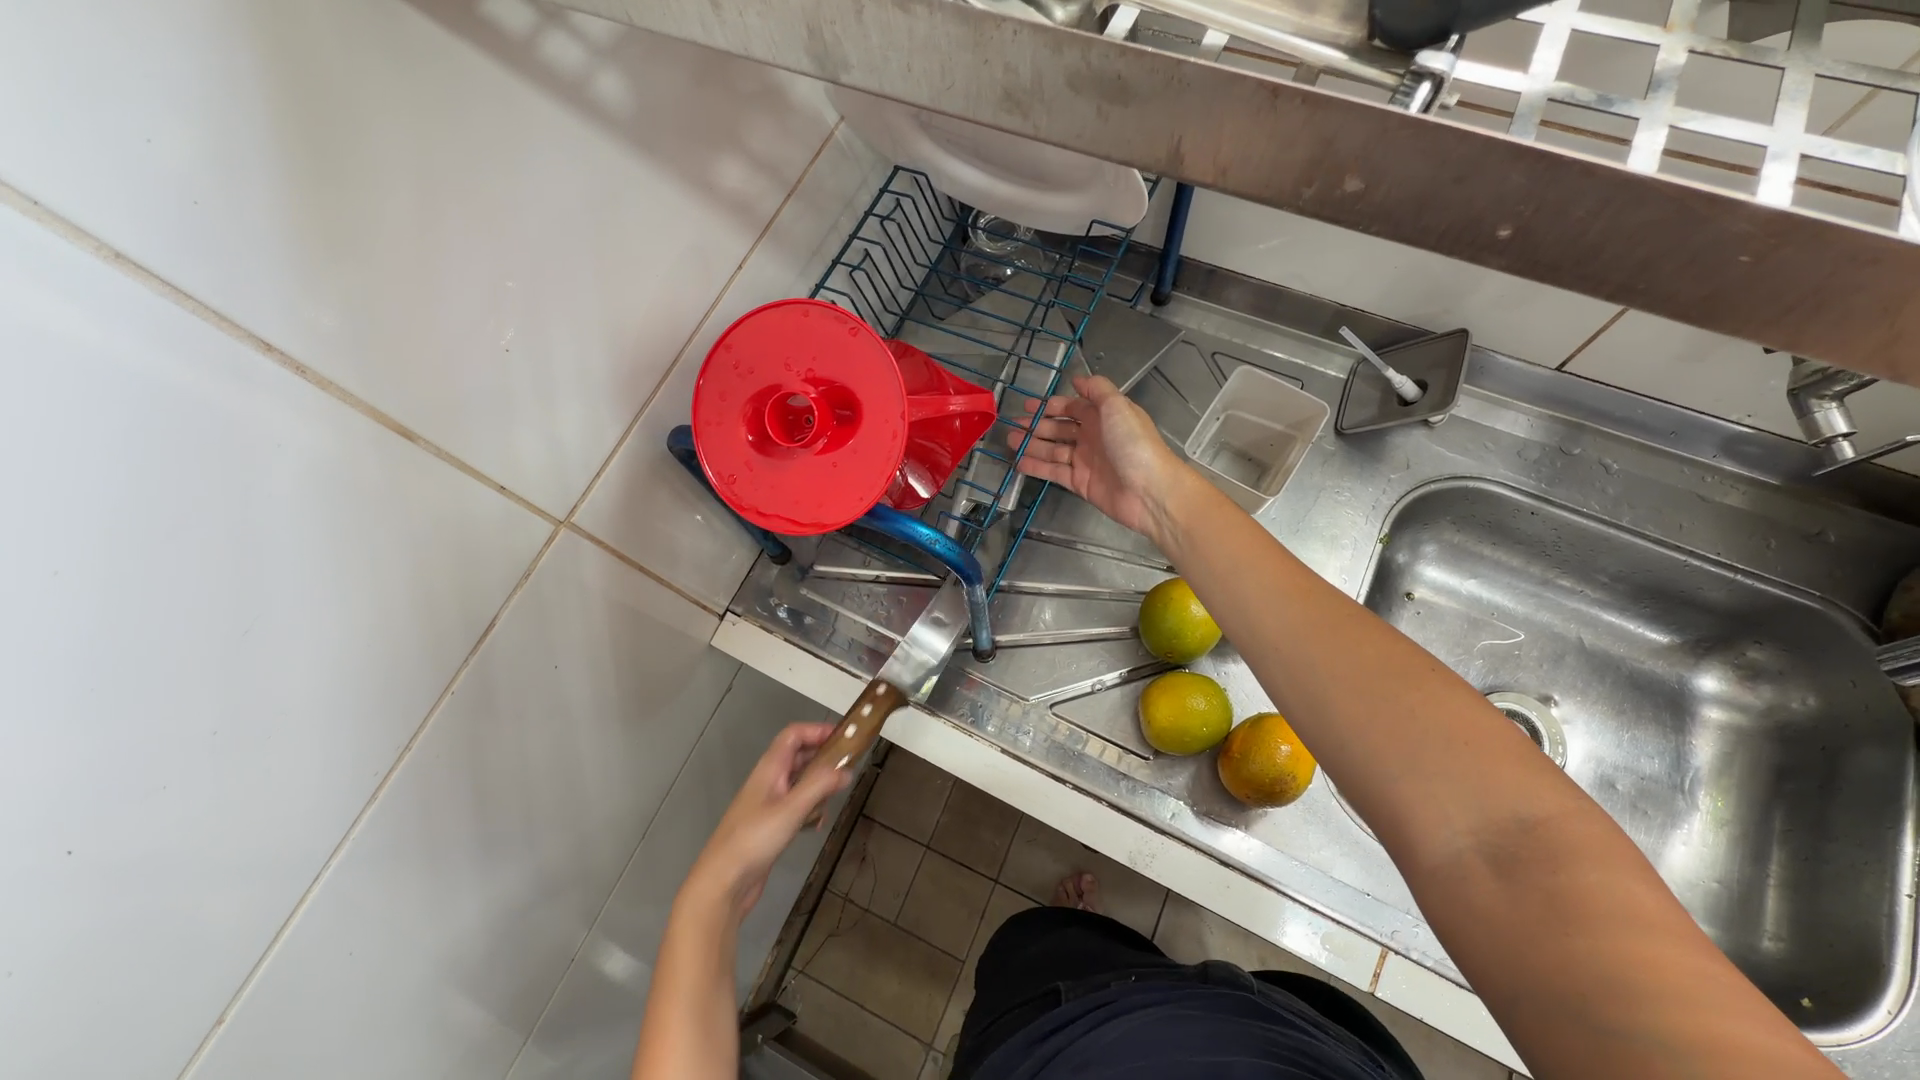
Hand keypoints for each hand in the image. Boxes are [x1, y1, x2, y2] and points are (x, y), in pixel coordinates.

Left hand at [683, 723, 850, 920]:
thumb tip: (847, 769)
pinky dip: (810, 810)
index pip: (793, 735)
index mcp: (770, 769)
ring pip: (799, 782)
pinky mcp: (771, 825)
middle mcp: (768, 781)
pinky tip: (817, 825)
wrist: (724, 882)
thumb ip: (820, 785)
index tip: (845, 738)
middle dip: (823, 758)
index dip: (817, 730)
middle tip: (849, 766)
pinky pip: (797, 806)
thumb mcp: (791, 809)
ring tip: (834, 798)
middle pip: (798, 756)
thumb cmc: (755, 839)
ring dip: (818, 786)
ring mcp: (768, 803)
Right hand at [1008, 374, 1189, 545]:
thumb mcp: (1118, 406)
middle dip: (1038, 425)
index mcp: (1104, 416)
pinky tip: (1020, 462)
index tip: (1030, 405)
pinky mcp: (1081, 483)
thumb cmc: (1134, 444)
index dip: (1053, 405)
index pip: (1074, 407)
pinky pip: (1054, 472)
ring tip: (1011, 441)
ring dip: (1033, 444)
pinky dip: (1037, 467)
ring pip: (1054, 450)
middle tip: (1015, 424)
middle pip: (1061, 428)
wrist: (1149, 490)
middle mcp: (1094, 437)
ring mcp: (1086, 461)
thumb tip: (1077, 379)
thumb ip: (1097, 389)